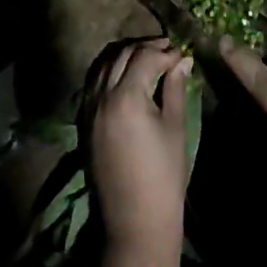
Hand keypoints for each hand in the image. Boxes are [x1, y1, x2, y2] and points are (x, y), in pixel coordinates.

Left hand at [88, 39, 192, 266]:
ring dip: (124, 54)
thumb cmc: (164, 173)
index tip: (182, 53)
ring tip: (147, 58)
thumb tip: (183, 59)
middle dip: (145, 47)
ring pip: (102, 64)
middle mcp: (102, 97)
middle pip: (121, 54)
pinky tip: (125, 76)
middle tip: (167, 50)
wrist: (135, 218)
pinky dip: (109, 70)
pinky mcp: (84, 121)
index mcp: (126, 98)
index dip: (165, 51)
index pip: (145, 57)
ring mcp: (89, 109)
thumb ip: (175, 87)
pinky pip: (93, 82)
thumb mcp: (175, 126)